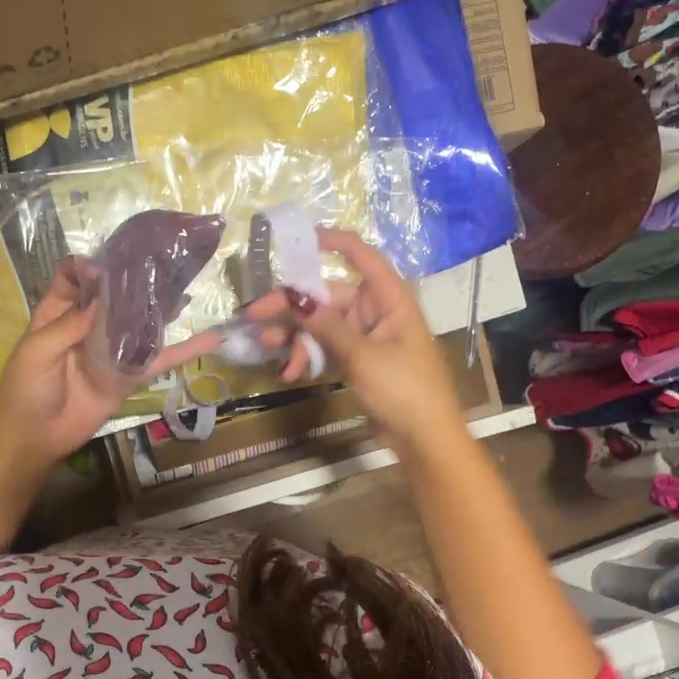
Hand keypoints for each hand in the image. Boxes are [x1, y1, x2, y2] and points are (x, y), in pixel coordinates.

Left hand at [0, 258, 221, 475]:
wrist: (34, 437)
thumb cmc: (26, 388)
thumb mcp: (38, 350)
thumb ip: (70, 323)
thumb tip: (102, 293)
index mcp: (59, 313)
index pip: (77, 278)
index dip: (94, 266)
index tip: (118, 257)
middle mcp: (88, 327)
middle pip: (115, 296)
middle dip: (137, 279)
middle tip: (168, 261)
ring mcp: (110, 351)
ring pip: (140, 323)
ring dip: (162, 308)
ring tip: (189, 287)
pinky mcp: (127, 377)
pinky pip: (156, 361)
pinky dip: (183, 352)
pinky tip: (210, 339)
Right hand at [246, 228, 464, 457]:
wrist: (424, 437)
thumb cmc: (405, 389)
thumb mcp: (363, 356)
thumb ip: (327, 325)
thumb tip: (292, 295)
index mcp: (389, 297)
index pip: (360, 254)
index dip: (329, 242)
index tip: (293, 243)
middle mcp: (375, 309)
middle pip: (327, 295)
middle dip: (291, 306)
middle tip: (254, 315)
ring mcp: (365, 335)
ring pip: (320, 324)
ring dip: (294, 336)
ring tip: (266, 348)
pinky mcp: (356, 359)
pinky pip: (325, 347)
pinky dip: (307, 356)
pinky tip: (290, 372)